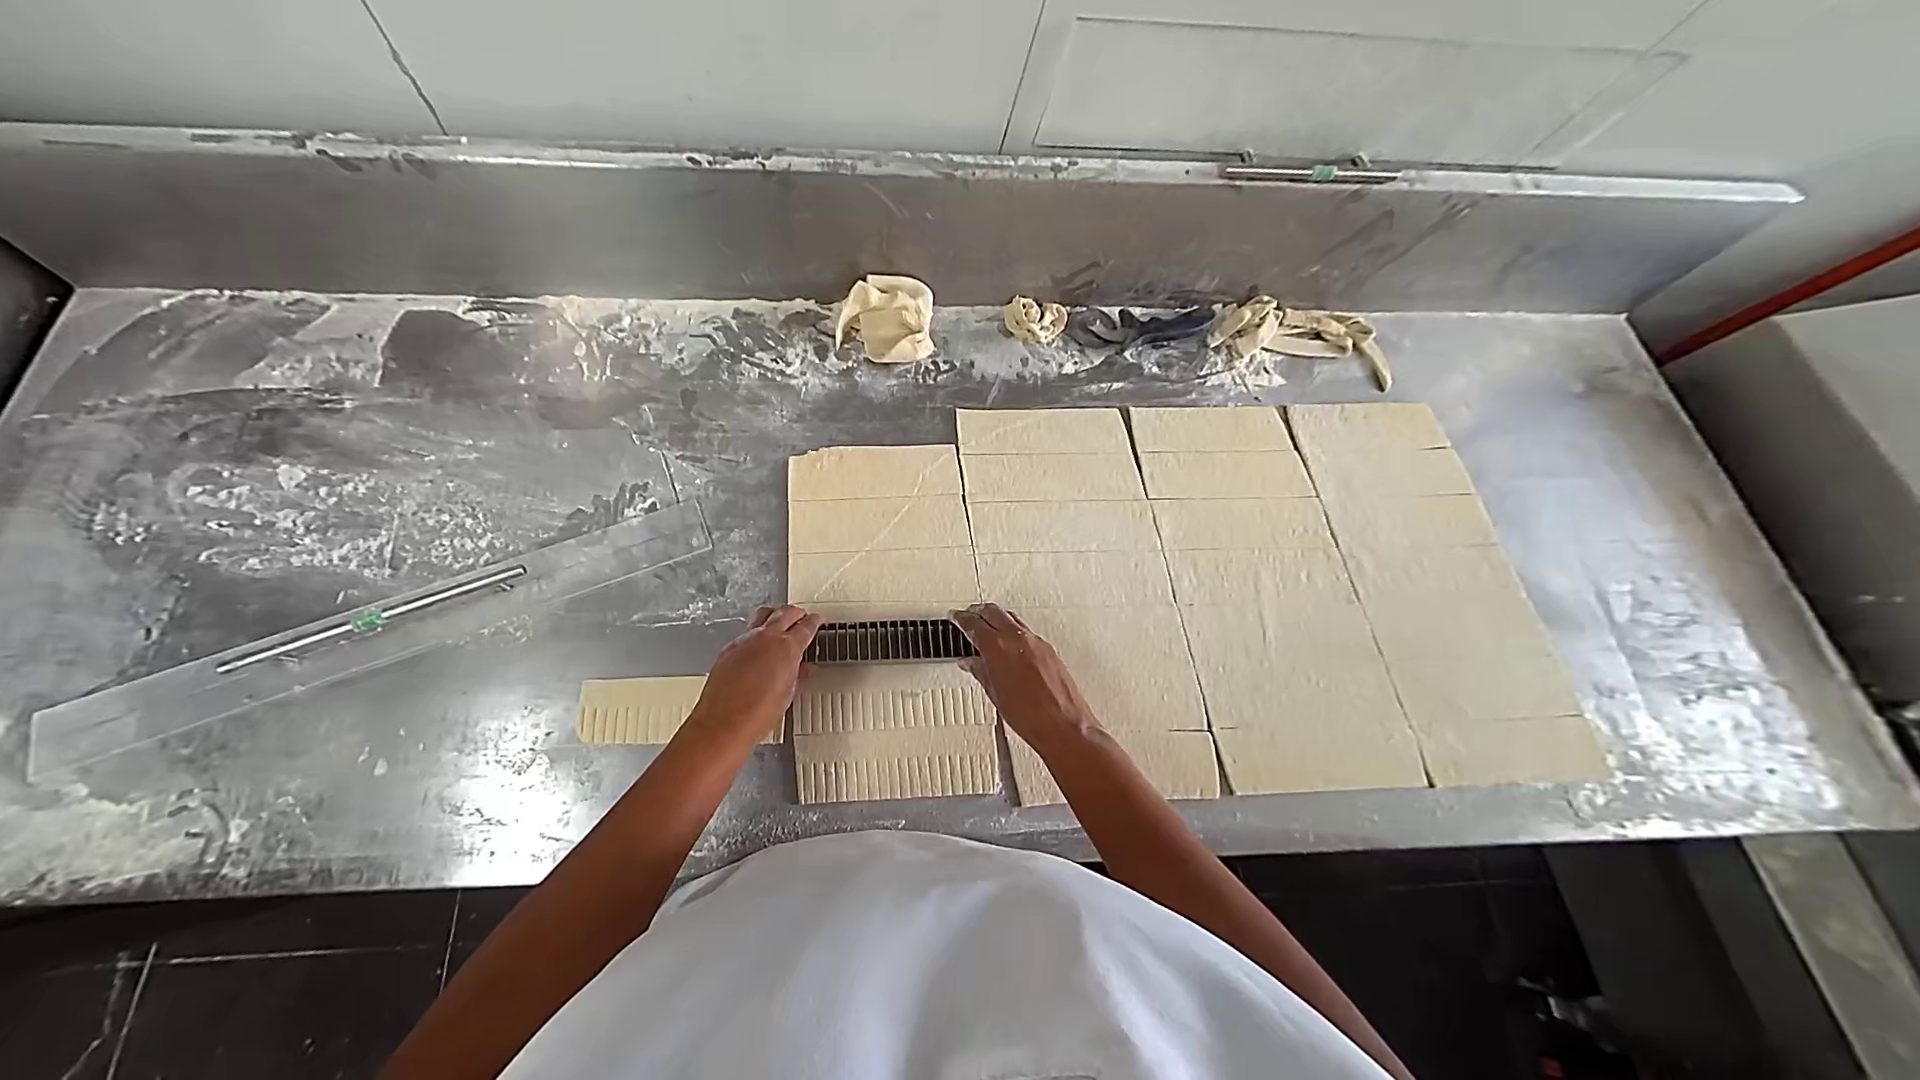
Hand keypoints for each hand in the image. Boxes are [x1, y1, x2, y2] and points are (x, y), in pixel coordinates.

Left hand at [687, 604, 822, 741]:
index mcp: (787, 647)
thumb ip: (799, 674)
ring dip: (775, 615)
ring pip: (764, 614)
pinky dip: (756, 631)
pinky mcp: (729, 648)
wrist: (724, 724)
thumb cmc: (755, 713)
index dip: (814, 622)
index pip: (806, 626)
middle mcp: (766, 638)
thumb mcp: (788, 694)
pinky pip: (746, 631)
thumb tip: (804, 669)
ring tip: (781, 621)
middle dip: (797, 613)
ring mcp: (745, 640)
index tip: (817, 621)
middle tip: (803, 617)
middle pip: (786, 613)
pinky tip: (758, 643)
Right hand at [949, 603, 1101, 749]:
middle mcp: (1018, 639)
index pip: (974, 624)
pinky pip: (1026, 631)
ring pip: (1011, 618)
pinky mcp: (1049, 649)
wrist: (1062, 726)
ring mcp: (1036, 642)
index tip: (956, 617)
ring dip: (997, 618)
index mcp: (998, 647)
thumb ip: (980, 671)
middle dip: (977, 612)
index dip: (961, 619)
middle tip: (968, 616)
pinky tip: (1010, 643)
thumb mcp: (994, 693)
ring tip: (987, 626)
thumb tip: (971, 663)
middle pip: (993, 612)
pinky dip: (1013, 631)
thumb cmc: (1031, 716)